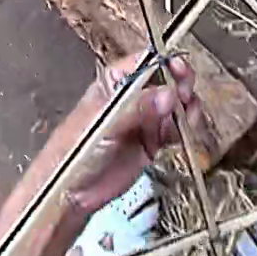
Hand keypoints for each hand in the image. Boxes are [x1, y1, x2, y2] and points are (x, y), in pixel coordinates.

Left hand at [61, 50, 195, 212]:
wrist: (69, 195)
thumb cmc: (72, 151)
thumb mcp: (106, 123)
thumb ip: (138, 107)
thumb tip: (168, 94)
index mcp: (118, 81)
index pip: (149, 60)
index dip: (167, 61)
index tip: (179, 68)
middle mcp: (135, 95)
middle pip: (168, 78)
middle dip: (181, 83)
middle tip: (185, 93)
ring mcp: (145, 117)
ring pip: (176, 102)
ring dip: (186, 106)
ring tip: (187, 115)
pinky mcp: (153, 139)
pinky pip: (176, 127)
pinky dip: (184, 127)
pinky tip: (184, 130)